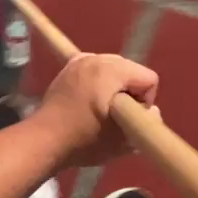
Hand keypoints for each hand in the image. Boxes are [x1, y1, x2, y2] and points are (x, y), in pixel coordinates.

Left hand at [31, 52, 157, 168]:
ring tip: (102, 108)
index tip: (129, 118)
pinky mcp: (67, 68)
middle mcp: (96, 58)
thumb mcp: (125, 139)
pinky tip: (90, 97)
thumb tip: (151, 111)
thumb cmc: (86, 139)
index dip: (145, 101)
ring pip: (112, 68)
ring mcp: (79, 61)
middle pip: (131, 70)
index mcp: (112, 70)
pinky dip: (97, 80)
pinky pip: (93, 68)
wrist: (46, 139)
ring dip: (113, 85)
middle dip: (130, 90)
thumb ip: (148, 122)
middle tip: (117, 114)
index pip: (148, 78)